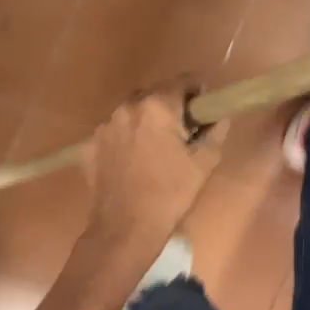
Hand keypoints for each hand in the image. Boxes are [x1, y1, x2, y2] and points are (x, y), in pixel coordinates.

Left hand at [82, 87, 225, 241]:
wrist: (125, 229)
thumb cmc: (171, 193)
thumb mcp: (205, 162)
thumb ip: (216, 131)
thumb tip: (220, 116)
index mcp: (157, 106)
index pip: (184, 81)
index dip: (198, 92)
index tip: (204, 111)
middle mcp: (127, 107)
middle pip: (156, 93)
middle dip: (171, 106)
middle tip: (183, 131)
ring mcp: (104, 126)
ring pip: (133, 112)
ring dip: (147, 121)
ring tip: (157, 148)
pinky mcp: (89, 146)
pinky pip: (115, 132)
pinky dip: (126, 139)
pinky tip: (134, 162)